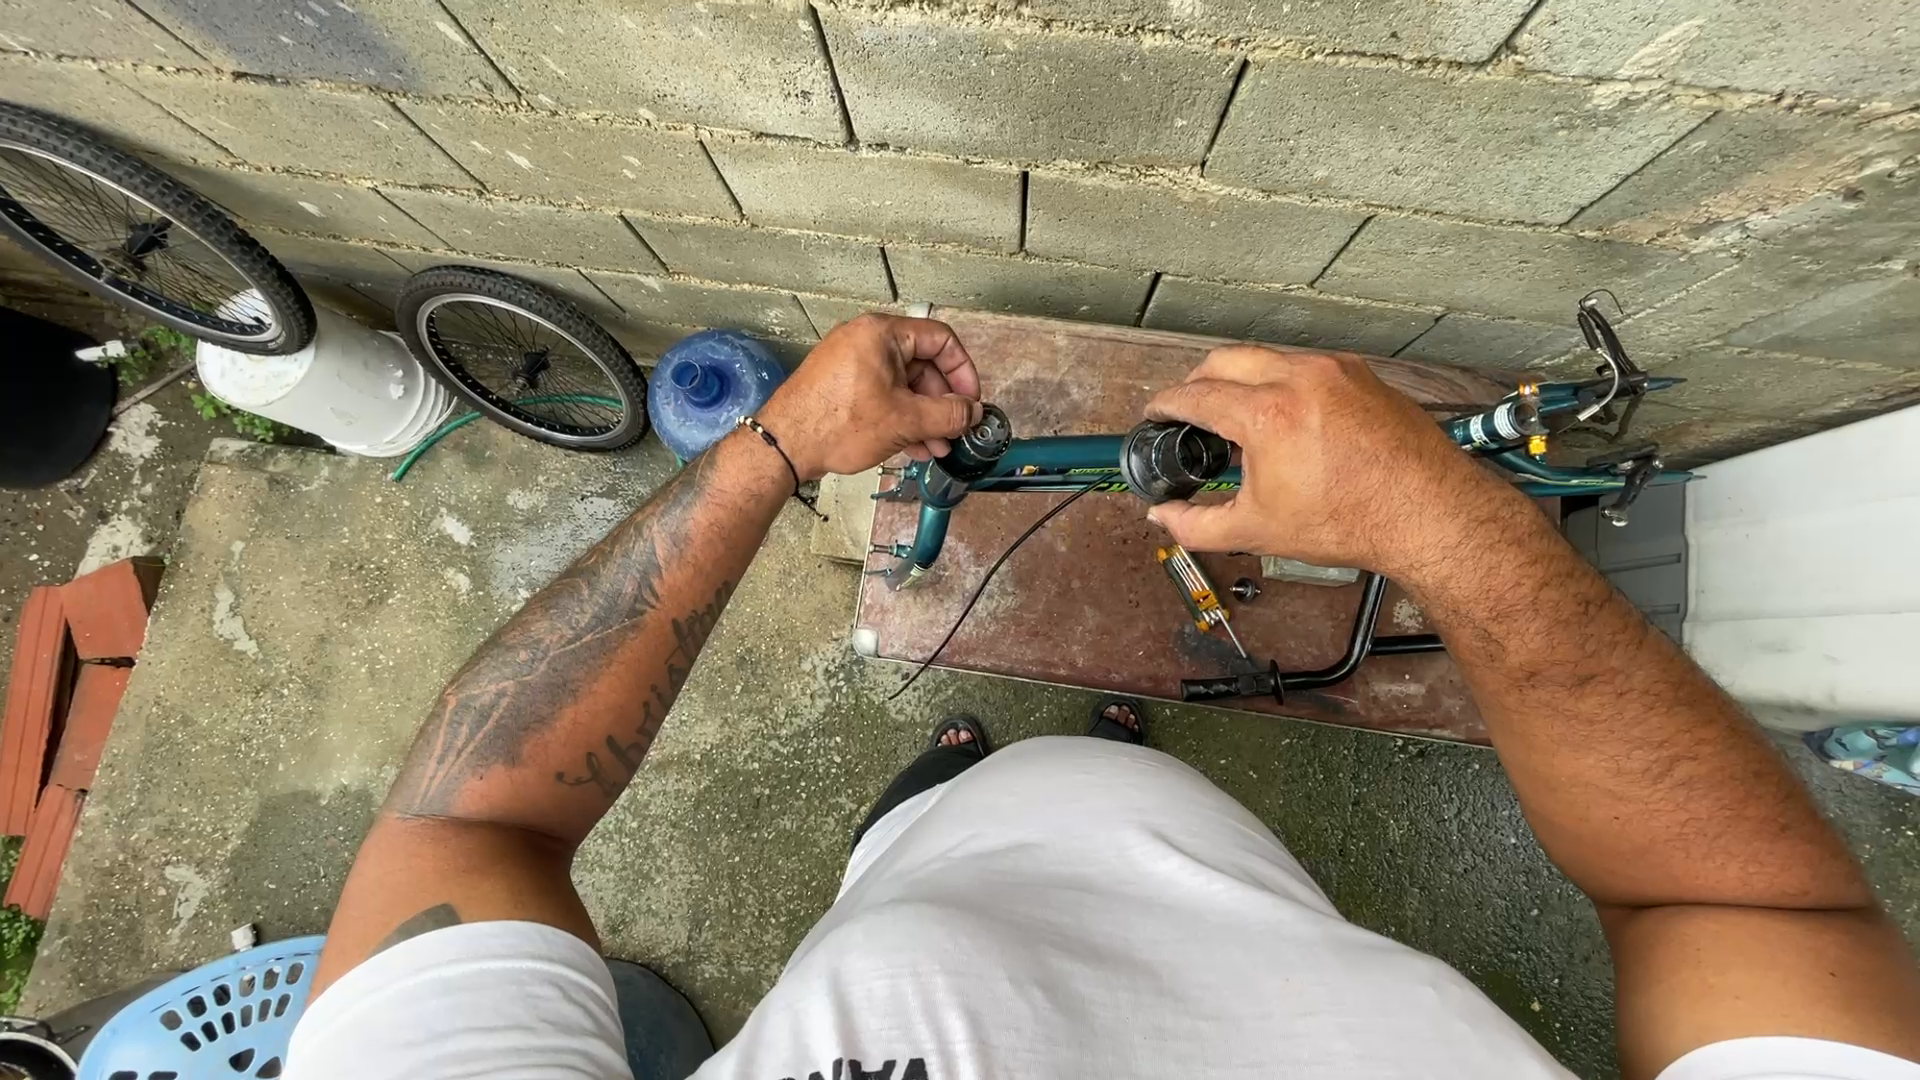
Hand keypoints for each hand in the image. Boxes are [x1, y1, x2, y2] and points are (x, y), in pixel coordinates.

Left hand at [757, 314, 983, 479]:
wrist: (785, 446)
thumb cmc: (838, 424)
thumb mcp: (905, 420)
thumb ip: (948, 414)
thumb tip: (973, 413)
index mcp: (883, 333)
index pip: (941, 340)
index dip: (963, 372)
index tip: (971, 402)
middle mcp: (867, 340)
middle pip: (923, 365)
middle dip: (942, 403)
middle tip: (955, 431)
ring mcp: (852, 363)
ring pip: (904, 385)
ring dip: (924, 416)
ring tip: (937, 447)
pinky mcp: (843, 385)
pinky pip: (884, 394)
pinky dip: (902, 417)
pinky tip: (914, 446)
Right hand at [1142, 345, 1513, 576]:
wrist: (1428, 514)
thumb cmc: (1350, 520)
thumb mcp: (1256, 530)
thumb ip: (1194, 525)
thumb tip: (1161, 518)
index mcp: (1267, 414)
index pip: (1195, 395)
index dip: (1165, 405)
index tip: (1156, 413)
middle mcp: (1299, 378)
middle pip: (1223, 358)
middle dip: (1195, 380)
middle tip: (1185, 408)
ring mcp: (1333, 370)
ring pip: (1264, 356)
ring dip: (1236, 376)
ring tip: (1232, 413)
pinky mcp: (1358, 373)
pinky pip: (1301, 363)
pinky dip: (1276, 378)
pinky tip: (1278, 411)